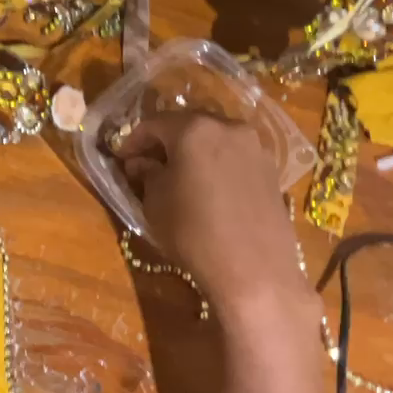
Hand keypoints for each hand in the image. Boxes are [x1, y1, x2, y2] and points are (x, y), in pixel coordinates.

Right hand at [117, 111, 311, 314]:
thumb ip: (146, 174)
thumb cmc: (192, 230)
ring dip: (193, 152)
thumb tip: (141, 164)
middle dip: (165, 142)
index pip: (154, 123)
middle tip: (147, 164)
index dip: (133, 140)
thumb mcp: (154, 202)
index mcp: (194, 129)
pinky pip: (234, 158)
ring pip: (214, 140)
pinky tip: (207, 189)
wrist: (254, 269)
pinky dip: (215, 165)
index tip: (121, 158)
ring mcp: (256, 148)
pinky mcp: (272, 171)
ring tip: (179, 177)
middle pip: (188, 126)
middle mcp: (229, 128)